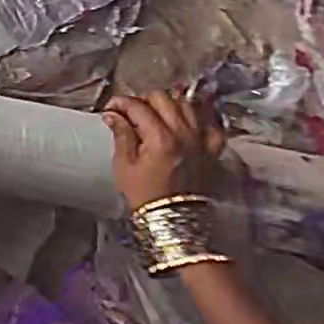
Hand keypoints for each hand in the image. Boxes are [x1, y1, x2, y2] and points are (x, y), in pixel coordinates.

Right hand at [103, 90, 225, 210]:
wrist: (174, 224)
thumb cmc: (145, 196)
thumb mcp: (125, 166)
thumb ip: (121, 135)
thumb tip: (113, 114)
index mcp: (160, 138)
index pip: (139, 107)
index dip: (121, 103)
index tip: (112, 108)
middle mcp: (184, 133)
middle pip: (163, 98)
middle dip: (144, 100)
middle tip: (132, 112)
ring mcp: (201, 141)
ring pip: (187, 105)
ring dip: (169, 105)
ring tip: (157, 115)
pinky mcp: (212, 150)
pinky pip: (211, 125)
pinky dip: (199, 120)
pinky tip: (188, 123)